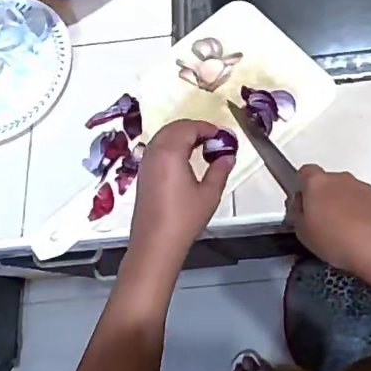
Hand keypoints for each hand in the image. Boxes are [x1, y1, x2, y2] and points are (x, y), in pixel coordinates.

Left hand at [128, 119, 233, 265]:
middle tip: (212, 139)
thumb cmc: (184, 218)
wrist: (156, 243)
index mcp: (170, 153)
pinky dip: (171, 145)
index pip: (188, 128)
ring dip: (181, 136)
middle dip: (193, 128)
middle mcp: (155, 153)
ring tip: (201, 147)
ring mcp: (145, 163)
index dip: (206, 127)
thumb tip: (227, 156)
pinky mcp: (143, 174)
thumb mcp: (209, 194)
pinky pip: (157, 148)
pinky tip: (185, 159)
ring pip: (163, 137)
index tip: (221, 135)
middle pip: (173, 128)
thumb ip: (220, 170)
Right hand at [287, 165, 370, 277]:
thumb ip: (297, 214)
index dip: (301, 189)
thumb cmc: (343, 240)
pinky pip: (366, 205)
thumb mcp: (303, 233)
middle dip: (323, 200)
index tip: (300, 205)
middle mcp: (342, 179)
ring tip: (342, 236)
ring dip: (344, 209)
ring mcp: (364, 188)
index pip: (303, 173)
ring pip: (348, 194)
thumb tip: (299, 210)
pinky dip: (362, 216)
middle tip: (320, 225)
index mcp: (317, 182)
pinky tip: (360, 237)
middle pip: (327, 183)